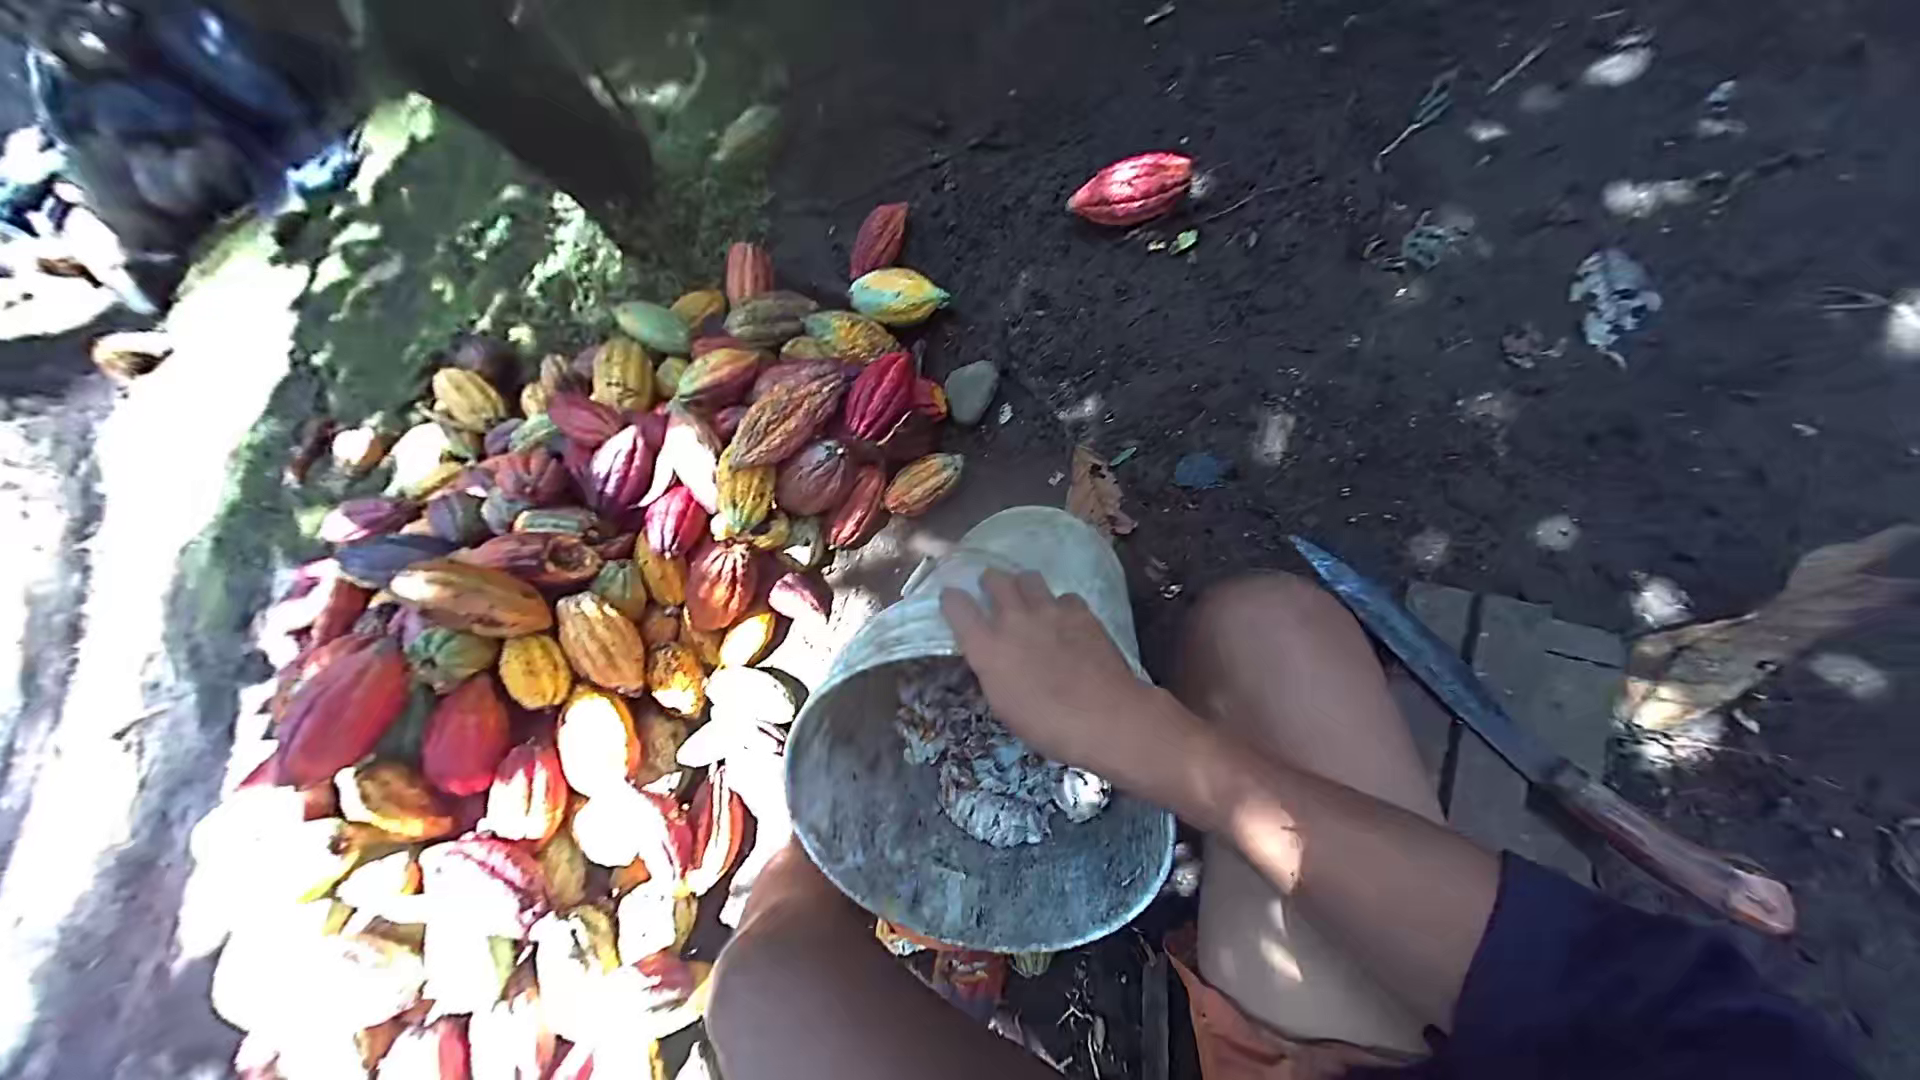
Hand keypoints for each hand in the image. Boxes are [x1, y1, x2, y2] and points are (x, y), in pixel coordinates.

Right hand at [940, 569, 1181, 782]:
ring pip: (1028, 577)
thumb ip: (993, 670)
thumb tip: (992, 657)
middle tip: (993, 591)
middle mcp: (1013, 619)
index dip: (952, 600)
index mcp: (987, 646)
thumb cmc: (1047, 724)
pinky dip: (1061, 605)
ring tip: (1029, 598)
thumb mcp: (1004, 704)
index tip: (954, 601)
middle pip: (994, 579)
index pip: (957, 606)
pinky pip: (1064, 596)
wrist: (1104, 716)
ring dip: (1023, 585)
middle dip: (990, 582)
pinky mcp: (1079, 611)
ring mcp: (1048, 610)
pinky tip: (1066, 620)